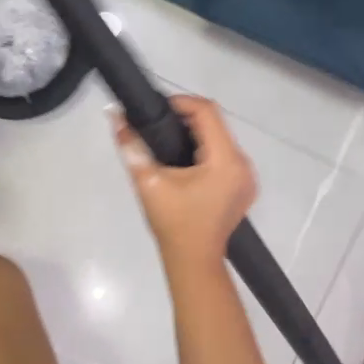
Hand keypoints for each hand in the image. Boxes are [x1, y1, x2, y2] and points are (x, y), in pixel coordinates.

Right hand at [112, 96, 257, 266]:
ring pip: (220, 138)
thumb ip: (132, 146)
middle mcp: (243, 164)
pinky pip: (224, 154)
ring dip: (194, 133)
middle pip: (215, 123)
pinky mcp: (243, 186)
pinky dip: (204, 149)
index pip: (208, 112)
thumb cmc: (173, 223)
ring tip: (166, 141)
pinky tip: (183, 160)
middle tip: (156, 125)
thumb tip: (116, 116)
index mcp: (225, 161)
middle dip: (185, 118)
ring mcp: (247, 177)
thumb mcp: (148, 182)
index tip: (157, 109)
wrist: (194, 262)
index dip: (182, 102)